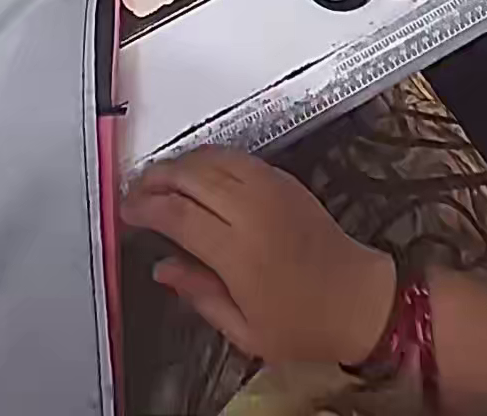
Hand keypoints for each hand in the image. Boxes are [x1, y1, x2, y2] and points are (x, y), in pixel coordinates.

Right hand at [123, 147, 395, 365]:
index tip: (127, 211)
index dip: (145, 207)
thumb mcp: (245, 330)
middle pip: (189, 176)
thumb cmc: (302, 325)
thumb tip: (161, 268)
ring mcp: (267, 187)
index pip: (177, 214)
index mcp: (239, 251)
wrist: (359, 299)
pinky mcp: (280, 176)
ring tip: (158, 178)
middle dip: (155, 178)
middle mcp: (250, 210)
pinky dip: (206, 157)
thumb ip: (198, 294)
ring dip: (178, 164)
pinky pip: (233, 155)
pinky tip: (194, 168)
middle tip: (136, 190)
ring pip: (210, 158)